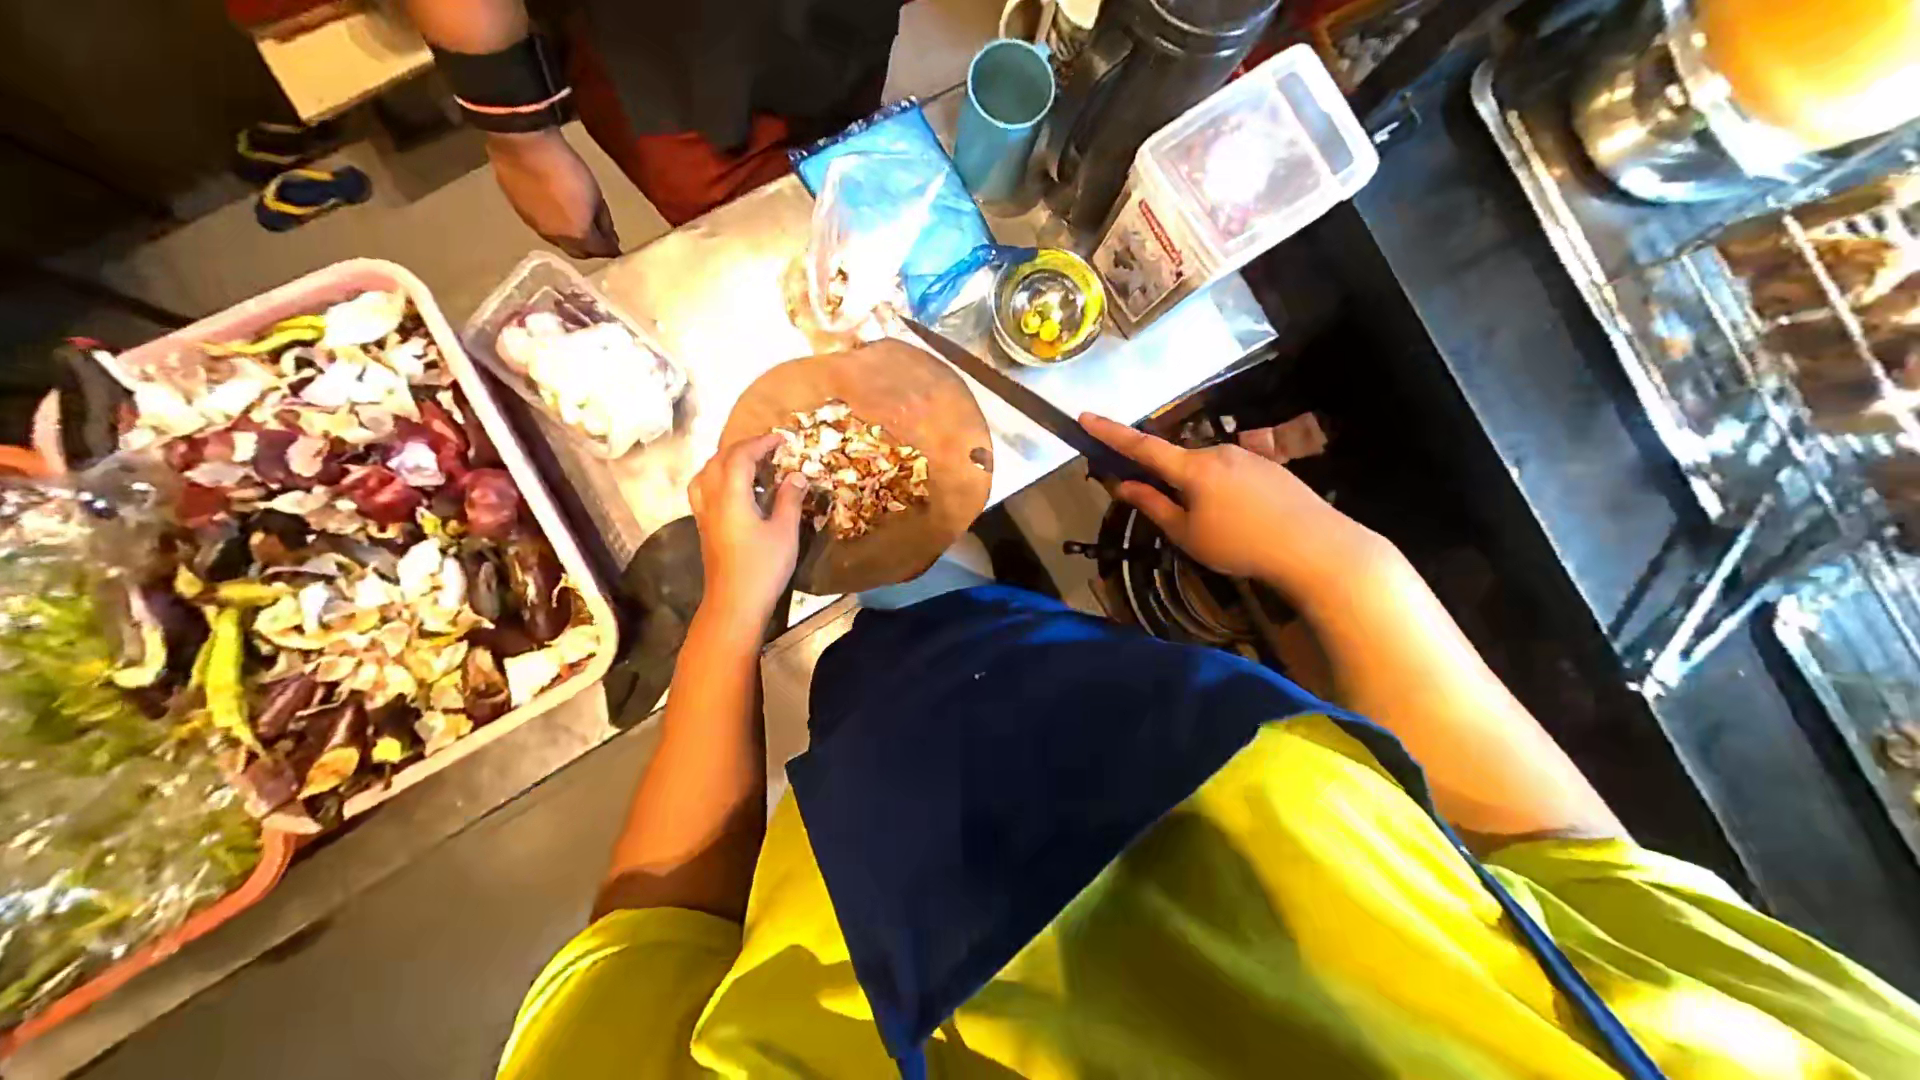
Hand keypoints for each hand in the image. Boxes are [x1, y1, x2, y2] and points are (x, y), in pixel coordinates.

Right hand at [485, 129, 620, 258]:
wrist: (523, 146)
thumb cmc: (566, 169)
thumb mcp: (596, 195)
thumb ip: (604, 221)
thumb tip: (610, 238)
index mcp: (579, 236)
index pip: (600, 251)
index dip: (610, 249)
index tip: (615, 245)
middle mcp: (557, 238)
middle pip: (578, 252)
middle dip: (590, 249)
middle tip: (598, 238)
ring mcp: (536, 226)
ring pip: (559, 241)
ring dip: (570, 238)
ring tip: (577, 225)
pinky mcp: (520, 213)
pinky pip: (541, 226)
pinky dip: (553, 225)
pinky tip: (555, 213)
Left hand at [687, 434, 808, 626]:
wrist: (734, 603)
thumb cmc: (763, 567)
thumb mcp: (785, 531)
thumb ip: (790, 499)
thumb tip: (796, 475)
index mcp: (731, 496)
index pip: (740, 456)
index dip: (760, 443)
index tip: (781, 439)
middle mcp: (712, 499)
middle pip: (719, 460)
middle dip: (743, 448)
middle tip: (769, 448)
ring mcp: (704, 513)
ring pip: (706, 473)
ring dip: (727, 461)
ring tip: (750, 464)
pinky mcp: (705, 527)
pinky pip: (704, 489)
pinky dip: (719, 478)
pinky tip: (736, 490)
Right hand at [1081, 413, 1391, 605]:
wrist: (1317, 548)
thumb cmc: (1241, 545)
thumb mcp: (1187, 534)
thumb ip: (1153, 506)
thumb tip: (1123, 486)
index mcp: (1193, 467)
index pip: (1142, 447)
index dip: (1111, 434)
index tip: (1086, 417)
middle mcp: (1218, 451)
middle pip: (1177, 461)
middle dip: (1165, 482)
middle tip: (1171, 517)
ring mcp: (1247, 457)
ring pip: (1206, 470)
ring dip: (1197, 492)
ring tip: (1217, 531)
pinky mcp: (1269, 467)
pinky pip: (1231, 475)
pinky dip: (1223, 494)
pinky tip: (1241, 523)